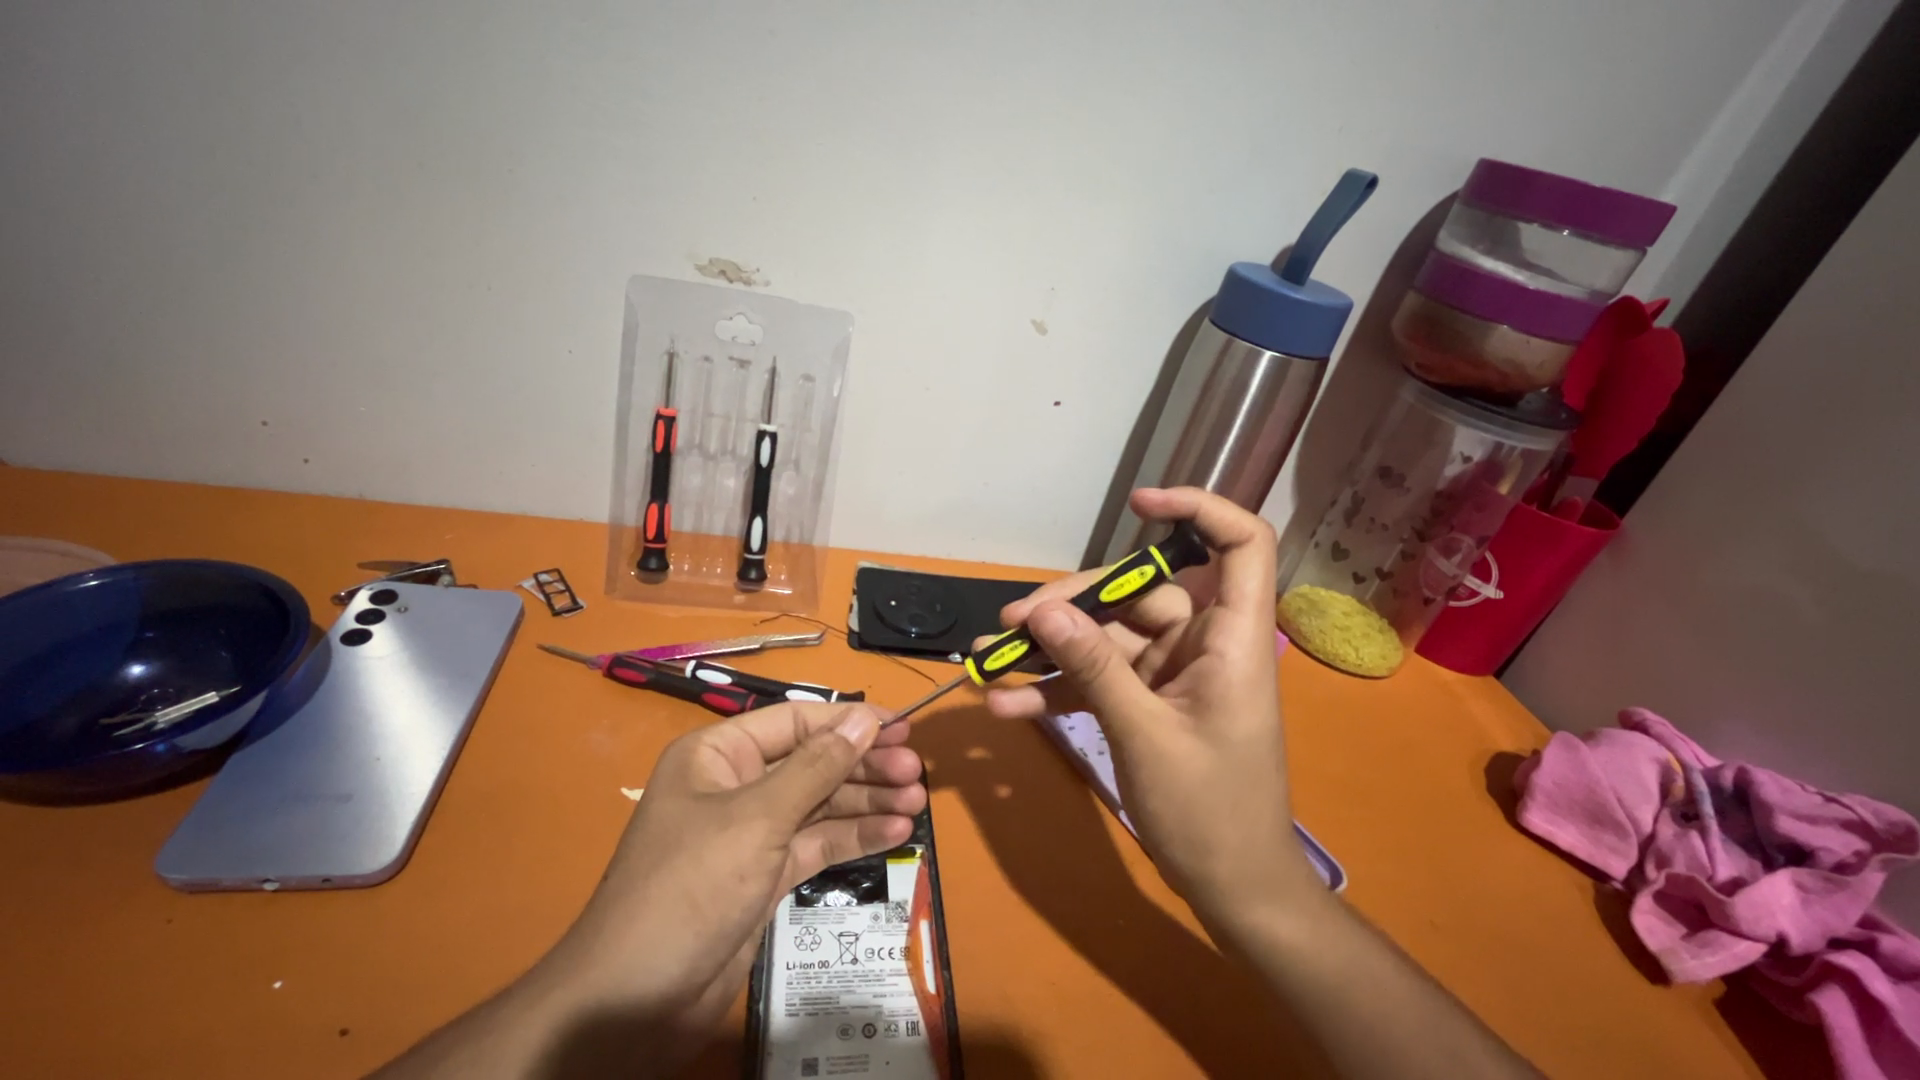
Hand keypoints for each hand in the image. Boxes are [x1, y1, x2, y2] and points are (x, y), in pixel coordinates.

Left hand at [545, 702, 925, 1066]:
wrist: (638, 998)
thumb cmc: (691, 886)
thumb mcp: (758, 818)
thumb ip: (817, 767)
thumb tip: (865, 718)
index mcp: (719, 755)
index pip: (795, 721)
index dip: (850, 722)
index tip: (903, 727)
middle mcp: (735, 786)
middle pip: (812, 763)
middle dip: (863, 766)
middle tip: (917, 773)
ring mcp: (751, 834)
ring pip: (819, 805)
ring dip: (867, 802)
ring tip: (918, 802)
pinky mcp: (765, 876)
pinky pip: (816, 845)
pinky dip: (853, 838)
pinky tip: (895, 832)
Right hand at [986, 487, 1317, 928]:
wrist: (1232, 886)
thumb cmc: (1209, 810)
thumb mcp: (1143, 734)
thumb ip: (1093, 667)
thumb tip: (1042, 613)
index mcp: (1232, 637)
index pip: (1240, 544)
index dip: (1198, 509)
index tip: (1138, 503)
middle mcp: (1203, 643)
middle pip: (1140, 591)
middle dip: (1072, 606)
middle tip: (1010, 625)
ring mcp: (1172, 673)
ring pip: (1107, 637)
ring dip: (1049, 650)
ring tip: (987, 662)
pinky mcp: (1148, 703)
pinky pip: (1098, 679)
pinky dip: (1057, 688)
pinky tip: (1006, 704)